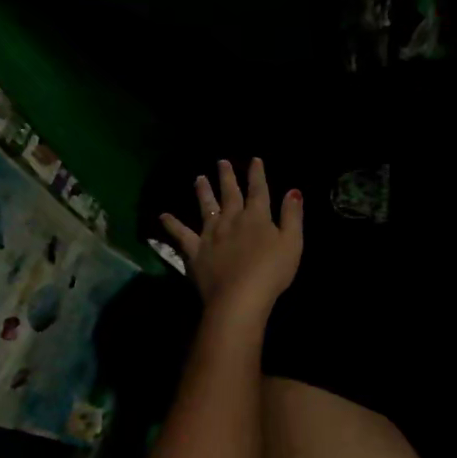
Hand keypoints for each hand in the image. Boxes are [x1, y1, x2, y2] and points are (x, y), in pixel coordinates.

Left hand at [160, 158, 302, 315]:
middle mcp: (231, 220)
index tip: (255, 159)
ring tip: (198, 178)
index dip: (257, 174)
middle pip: (230, 194)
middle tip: (221, 161)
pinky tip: (163, 216)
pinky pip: (181, 235)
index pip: (258, 190)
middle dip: (227, 177)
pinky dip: (172, 225)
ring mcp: (211, 235)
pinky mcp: (195, 252)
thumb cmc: (271, 272)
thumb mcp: (292, 243)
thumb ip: (292, 216)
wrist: (239, 297)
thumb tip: (293, 191)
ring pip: (206, 207)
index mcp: (257, 217)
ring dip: (203, 192)